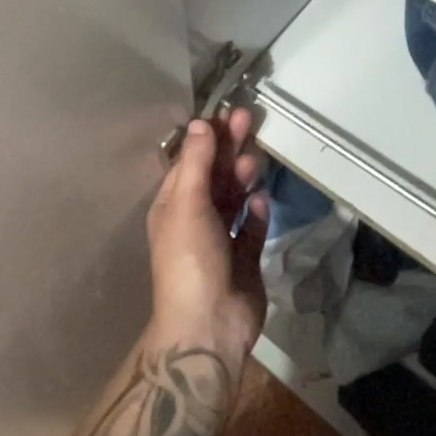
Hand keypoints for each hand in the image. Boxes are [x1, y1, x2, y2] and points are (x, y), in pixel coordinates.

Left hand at [146, 108, 267, 359]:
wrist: (209, 322)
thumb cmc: (190, 258)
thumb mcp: (187, 204)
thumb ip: (196, 164)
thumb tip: (200, 123)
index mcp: (172, 206)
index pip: (190, 162)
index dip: (207, 138)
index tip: (228, 113)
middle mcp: (194, 220)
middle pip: (214, 176)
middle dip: (229, 149)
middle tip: (250, 120)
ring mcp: (220, 240)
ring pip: (234, 199)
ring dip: (243, 177)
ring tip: (256, 158)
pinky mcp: (244, 259)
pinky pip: (251, 229)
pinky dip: (257, 214)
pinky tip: (263, 199)